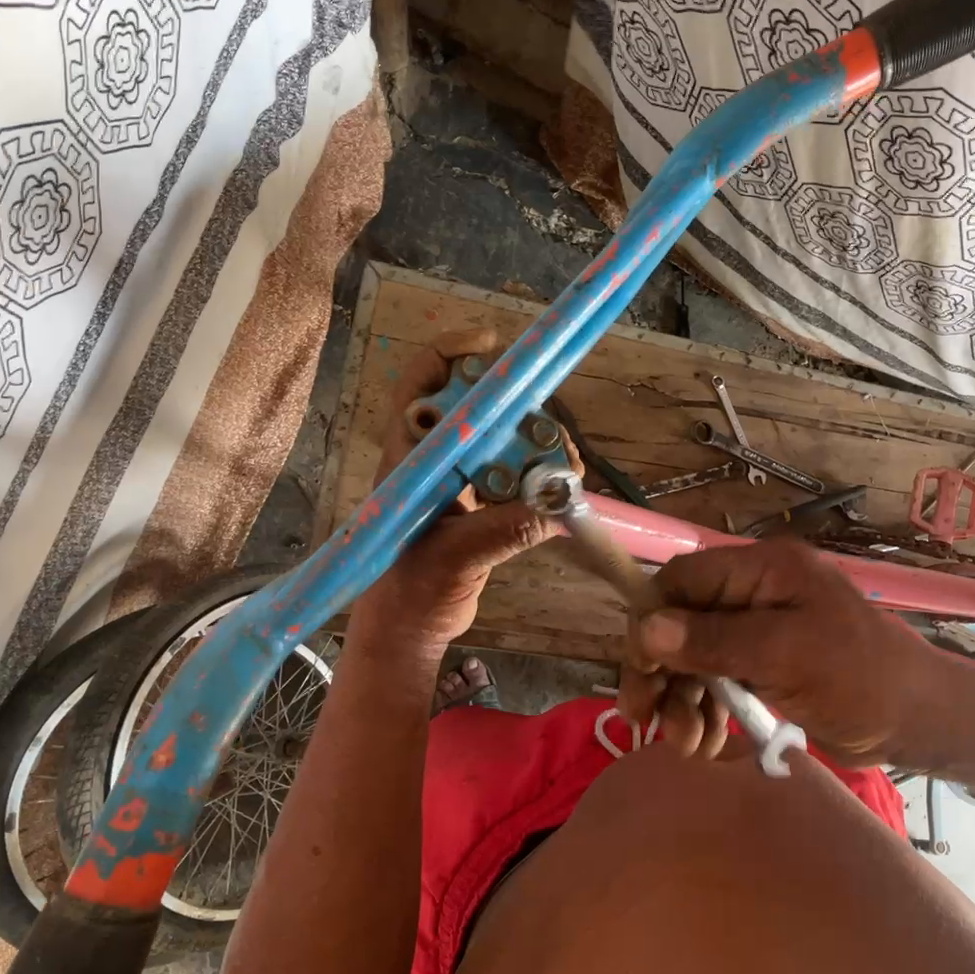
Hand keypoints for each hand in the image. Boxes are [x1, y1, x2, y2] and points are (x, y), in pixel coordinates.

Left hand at [348, 329, 563, 655]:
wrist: (411, 629)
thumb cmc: (412, 591)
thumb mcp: (455, 558)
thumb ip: (502, 531)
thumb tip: (555, 504)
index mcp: (411, 456)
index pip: (422, 382)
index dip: (454, 352)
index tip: (495, 344)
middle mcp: (437, 459)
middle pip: (478, 405)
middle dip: (517, 408)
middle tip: (548, 429)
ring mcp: (462, 481)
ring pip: (503, 439)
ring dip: (535, 444)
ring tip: (563, 463)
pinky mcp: (484, 506)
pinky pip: (518, 475)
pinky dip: (540, 477)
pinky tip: (561, 487)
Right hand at [619, 540, 955, 765]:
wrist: (917, 720)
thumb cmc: (858, 676)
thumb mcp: (785, 655)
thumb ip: (714, 641)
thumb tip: (645, 629)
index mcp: (761, 571)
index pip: (683, 580)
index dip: (652, 618)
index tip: (640, 668)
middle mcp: (754, 595)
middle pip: (680, 623)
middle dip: (660, 671)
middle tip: (640, 718)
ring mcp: (758, 634)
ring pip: (694, 660)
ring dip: (681, 701)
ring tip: (686, 745)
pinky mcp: (763, 669)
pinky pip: (717, 684)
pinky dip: (704, 713)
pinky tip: (704, 745)